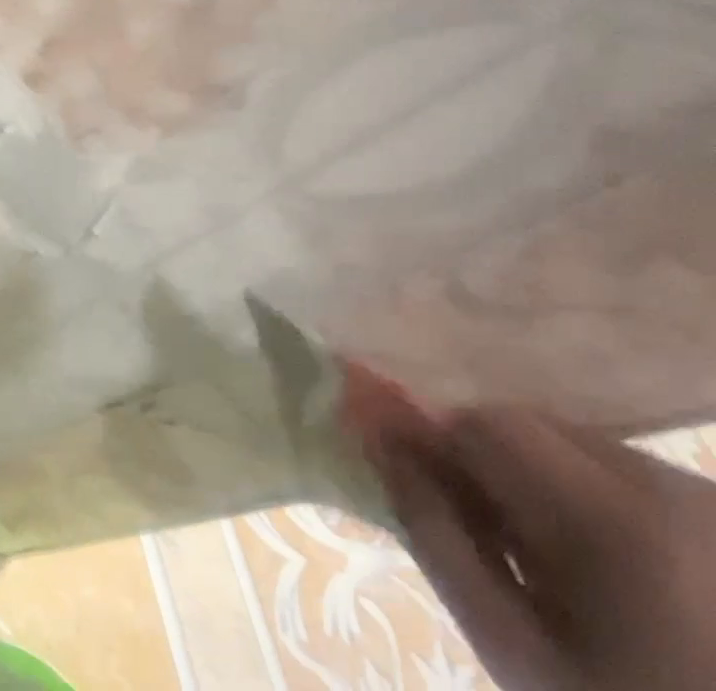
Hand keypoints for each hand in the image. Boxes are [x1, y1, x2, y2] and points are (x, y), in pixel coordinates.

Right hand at [359, 392, 715, 690]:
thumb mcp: (501, 637)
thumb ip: (433, 532)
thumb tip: (377, 442)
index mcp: (612, 520)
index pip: (487, 422)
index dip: (434, 439)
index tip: (405, 472)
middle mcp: (671, 486)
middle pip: (530, 425)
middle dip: (480, 460)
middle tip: (466, 520)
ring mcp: (705, 494)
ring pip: (568, 439)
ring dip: (526, 473)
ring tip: (527, 543)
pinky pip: (614, 463)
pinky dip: (574, 488)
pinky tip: (581, 550)